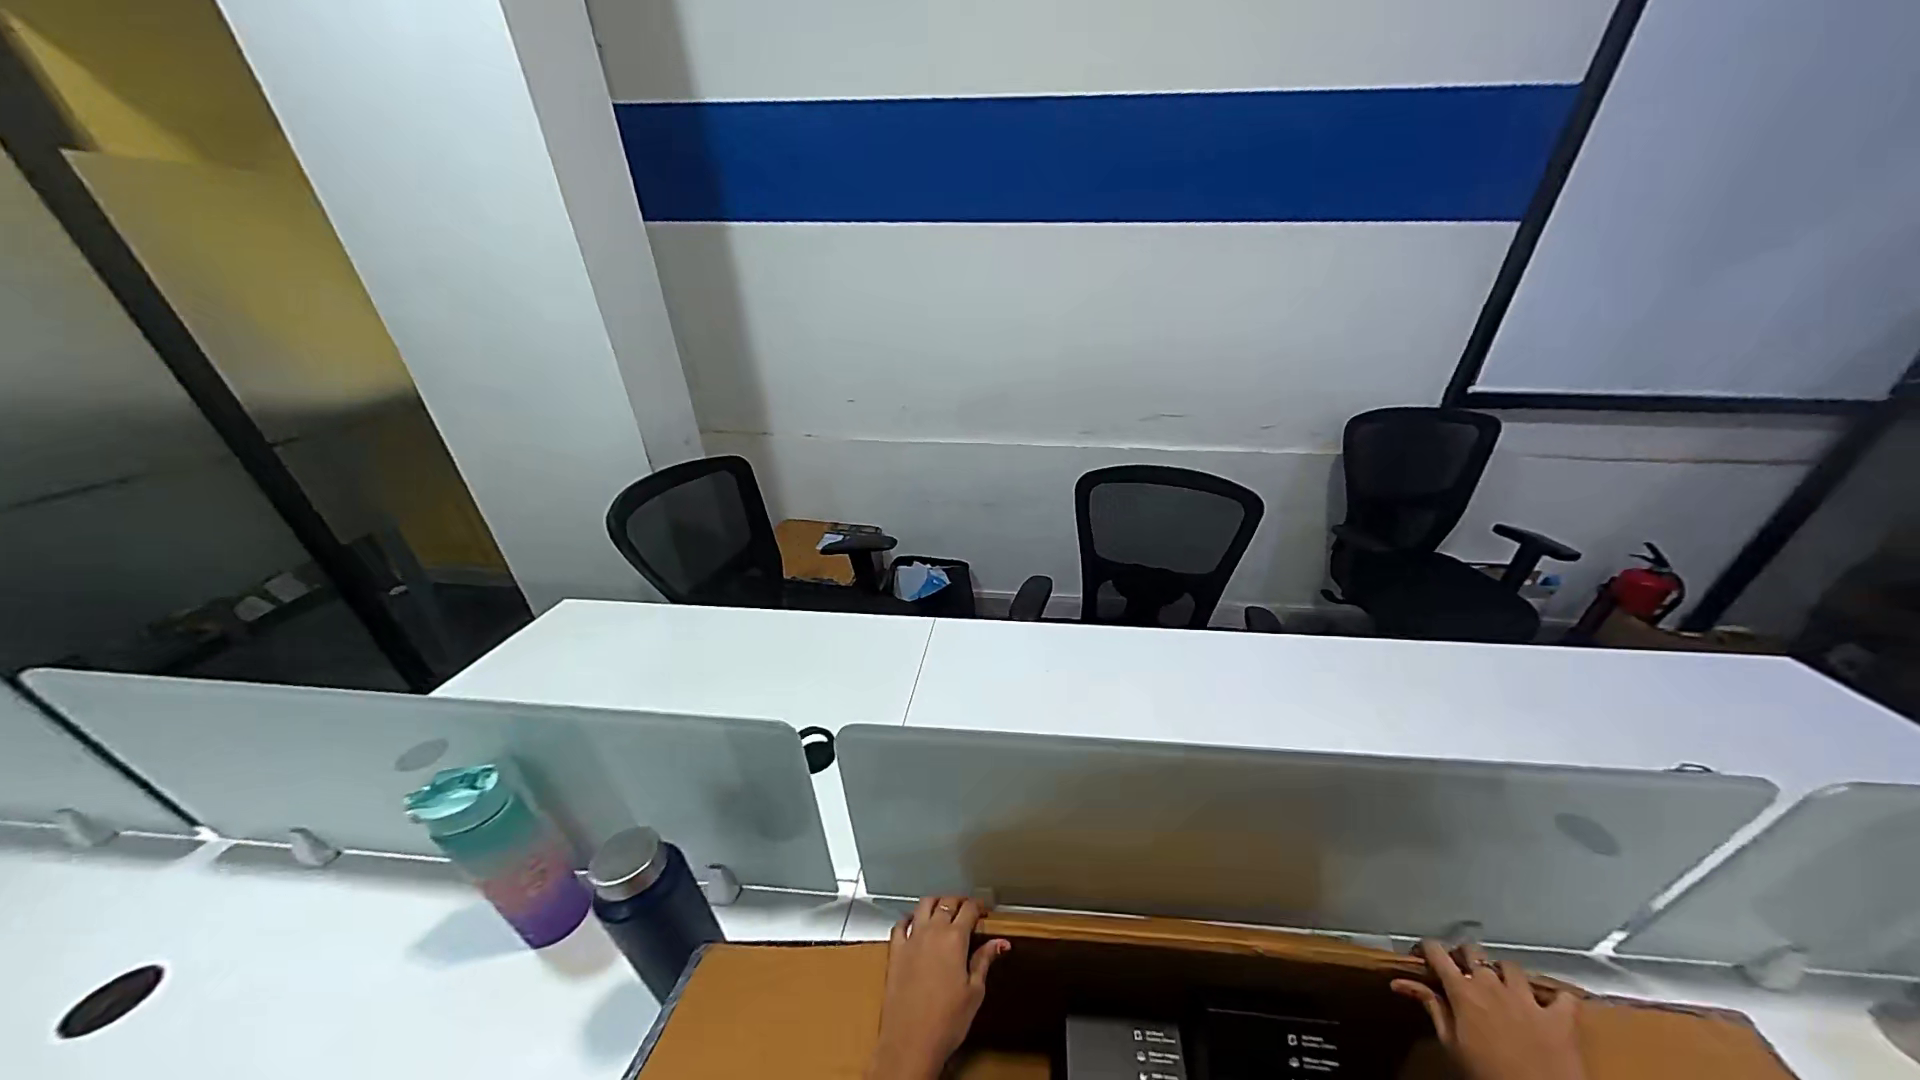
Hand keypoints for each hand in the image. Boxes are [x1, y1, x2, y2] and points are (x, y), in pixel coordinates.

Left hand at [866, 896, 1010, 1079]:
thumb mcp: (974, 992)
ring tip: (943, 908)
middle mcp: (932, 932)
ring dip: (935, 902)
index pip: (969, 909)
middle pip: (946, 902)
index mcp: (955, 939)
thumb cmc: (946, 1021)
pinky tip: (913, 922)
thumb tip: (1000, 943)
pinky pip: (900, 925)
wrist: (911, 1041)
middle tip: (967, 908)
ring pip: (923, 905)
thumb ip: (984, 961)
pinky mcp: (895, 952)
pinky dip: (908, 918)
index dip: (978, 906)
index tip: (983, 910)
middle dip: (959, 901)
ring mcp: (911, 940)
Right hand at [1390, 940, 1585, 1079]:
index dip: (1427, 949)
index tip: (1423, 955)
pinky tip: (1551, 1005)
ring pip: (1512, 967)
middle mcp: (1493, 986)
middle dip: (1466, 956)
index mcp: (1463, 991)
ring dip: (1505, 972)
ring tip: (1504, 985)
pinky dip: (1558, 998)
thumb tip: (1398, 982)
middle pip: (1474, 952)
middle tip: (1464, 970)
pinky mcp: (1562, 1019)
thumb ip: (1431, 1007)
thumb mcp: (1452, 1045)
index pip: (1437, 953)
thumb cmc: (1487, 1075)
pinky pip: (1564, 997)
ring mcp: (1529, 1000)